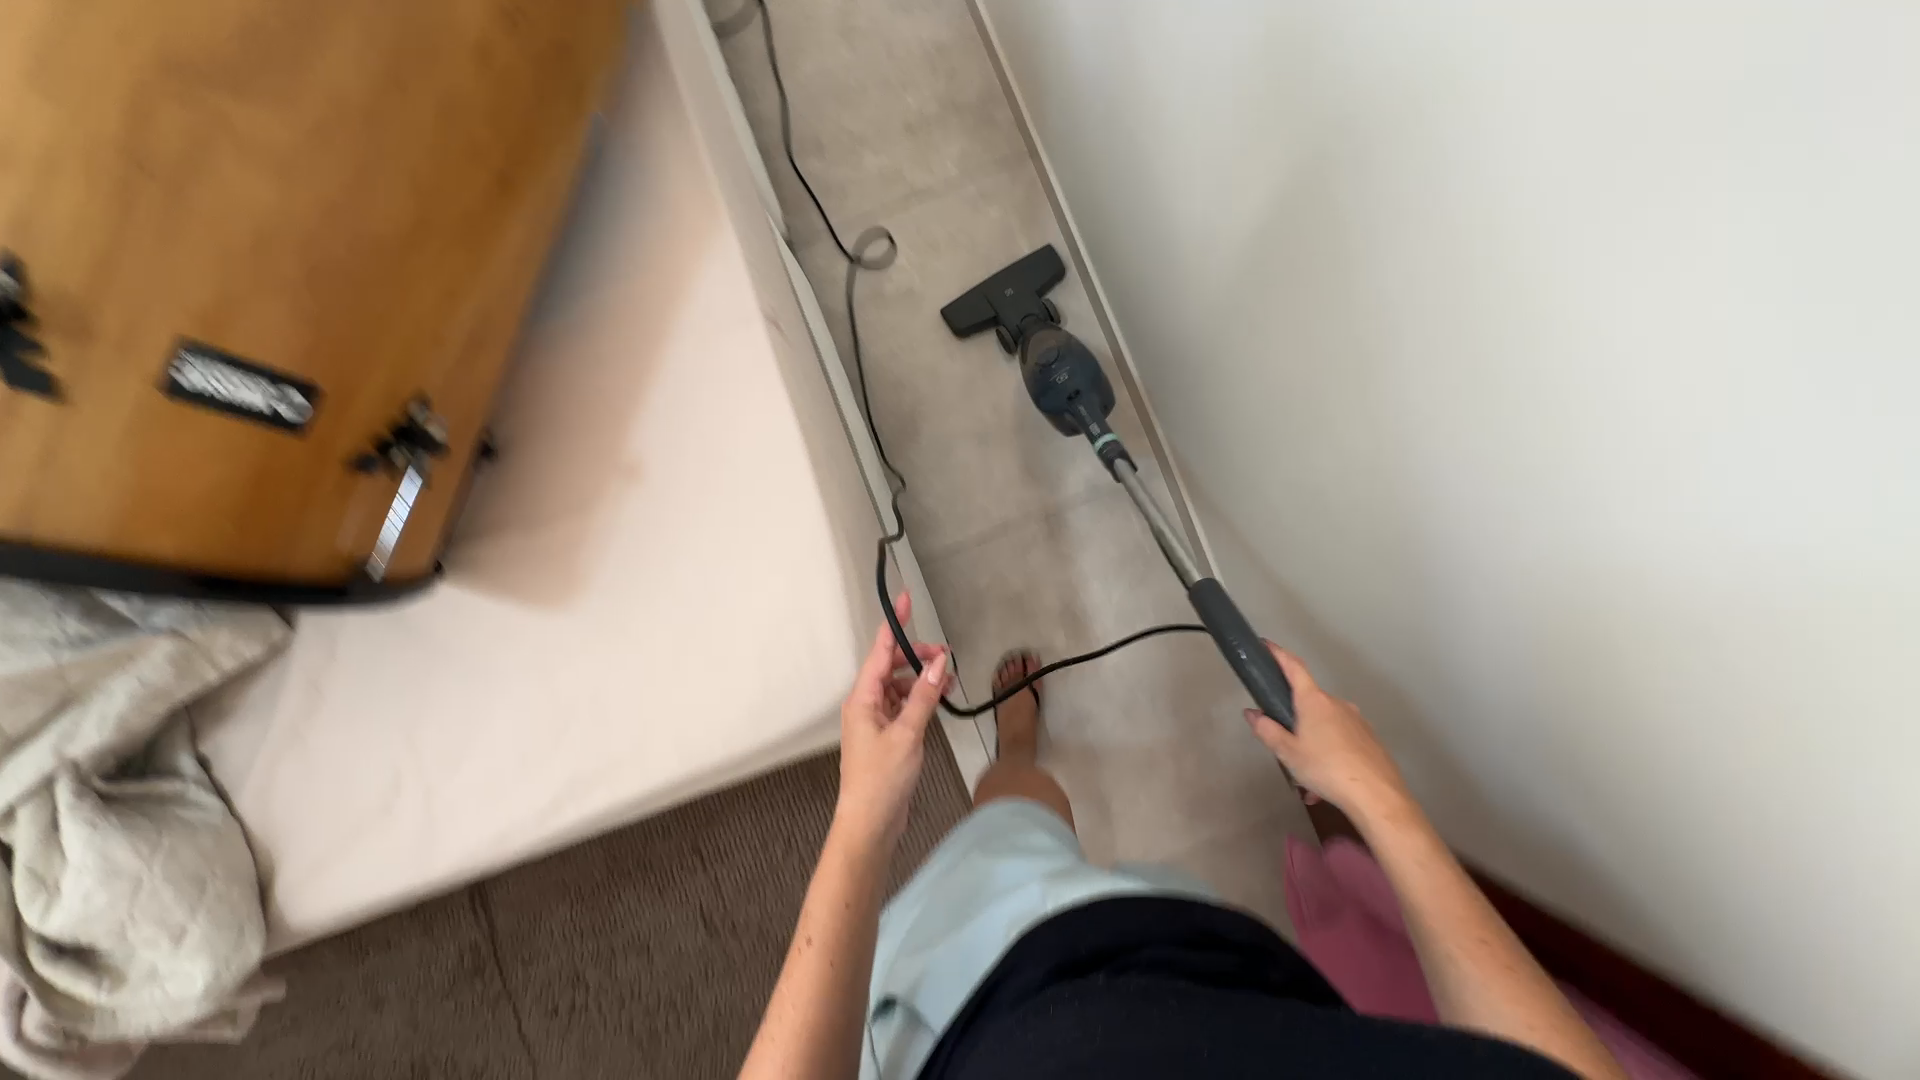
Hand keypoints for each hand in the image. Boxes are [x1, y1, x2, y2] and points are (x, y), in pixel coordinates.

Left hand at [834, 592, 952, 850]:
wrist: (870, 823)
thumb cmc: (882, 779)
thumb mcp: (907, 734)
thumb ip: (924, 696)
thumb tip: (939, 662)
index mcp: (862, 698)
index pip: (879, 651)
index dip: (894, 624)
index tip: (906, 598)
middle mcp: (865, 704)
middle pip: (889, 666)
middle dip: (915, 656)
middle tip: (944, 655)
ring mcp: (875, 720)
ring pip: (899, 685)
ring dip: (922, 678)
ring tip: (948, 678)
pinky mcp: (887, 735)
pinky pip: (904, 704)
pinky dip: (921, 698)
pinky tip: (940, 698)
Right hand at [1243, 643, 1411, 824]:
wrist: (1377, 796)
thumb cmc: (1326, 768)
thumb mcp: (1288, 752)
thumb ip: (1267, 730)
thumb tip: (1252, 713)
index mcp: (1314, 701)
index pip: (1294, 668)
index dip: (1279, 654)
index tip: (1266, 645)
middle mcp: (1337, 704)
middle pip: (1308, 703)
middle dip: (1293, 720)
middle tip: (1282, 743)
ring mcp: (1356, 721)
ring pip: (1324, 726)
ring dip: (1311, 745)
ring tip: (1304, 779)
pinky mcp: (1369, 739)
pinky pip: (1340, 741)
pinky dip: (1328, 756)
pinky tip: (1324, 785)